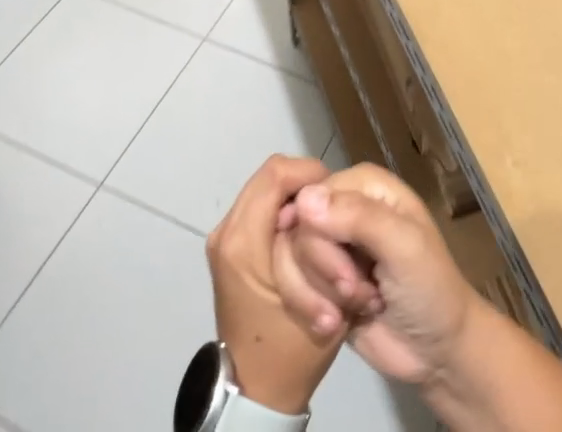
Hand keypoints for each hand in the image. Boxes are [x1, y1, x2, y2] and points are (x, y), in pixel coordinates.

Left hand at [208, 155, 343, 414]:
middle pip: (269, 176)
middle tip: (334, 209)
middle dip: (306, 186)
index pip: (277, 173)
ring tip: (323, 223)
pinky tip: (306, 237)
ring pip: (264, 190)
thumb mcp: (325, 294)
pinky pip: (258, 209)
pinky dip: (284, 213)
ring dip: (295, 199)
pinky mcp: (228, 249)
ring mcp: (223, 240)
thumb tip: (333, 202)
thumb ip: (326, 242)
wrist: (258, 388)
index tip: (338, 197)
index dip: (312, 174)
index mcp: (243, 241)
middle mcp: (225, 232)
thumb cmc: (292, 346)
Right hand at [274, 164, 486, 385]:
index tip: (350, 272)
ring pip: (288, 259)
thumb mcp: (405, 247)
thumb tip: (304, 200)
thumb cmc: (430, 290)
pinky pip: (288, 285)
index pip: (312, 197)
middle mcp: (341, 208)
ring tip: (357, 307)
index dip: (321, 236)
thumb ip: (359, 217)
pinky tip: (336, 324)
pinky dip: (309, 307)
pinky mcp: (318, 279)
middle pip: (298, 230)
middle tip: (360, 292)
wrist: (436, 350)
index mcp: (365, 185)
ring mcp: (328, 245)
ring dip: (321, 292)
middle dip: (326, 271)